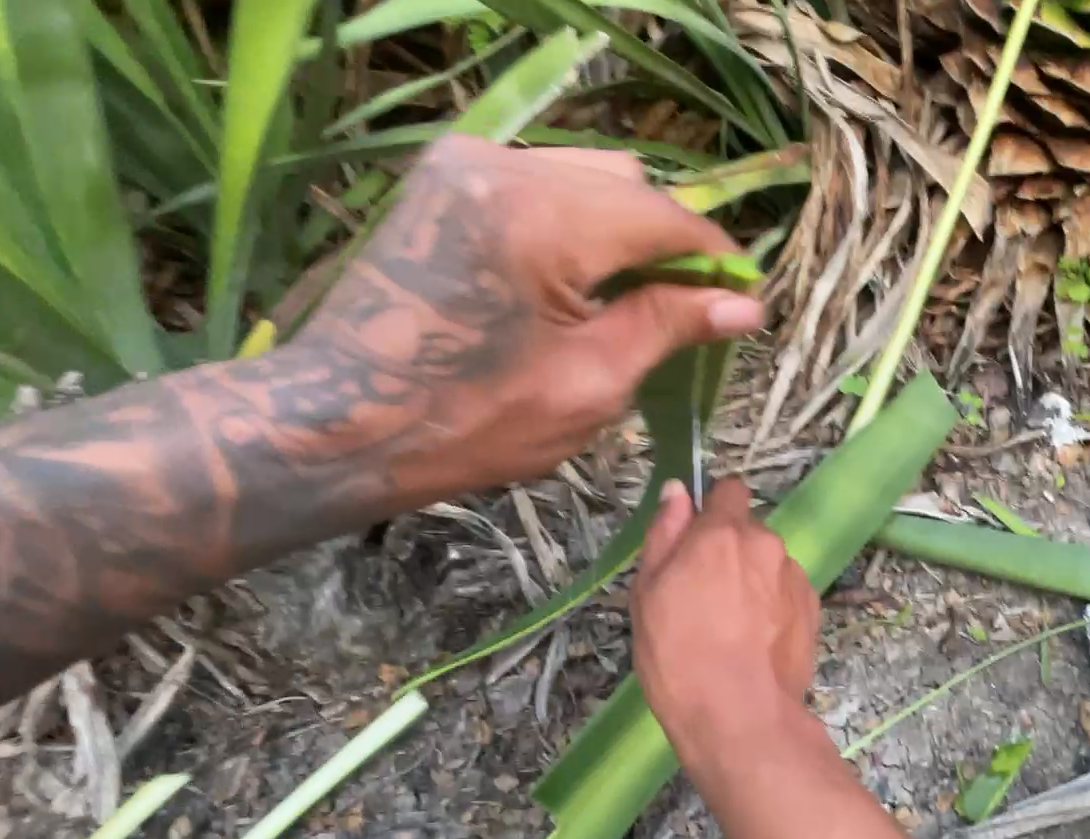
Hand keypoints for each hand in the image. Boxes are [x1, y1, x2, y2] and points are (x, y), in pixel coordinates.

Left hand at [292, 134, 763, 500]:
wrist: (343, 422)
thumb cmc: (477, 420)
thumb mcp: (593, 382)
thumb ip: (670, 324)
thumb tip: (746, 306)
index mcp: (543, 219)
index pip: (665, 217)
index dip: (717, 258)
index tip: (746, 300)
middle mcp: (504, 166)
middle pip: (632, 186)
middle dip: (676, 244)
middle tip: (696, 308)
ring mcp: (468, 165)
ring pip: (592, 177)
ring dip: (632, 231)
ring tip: (645, 296)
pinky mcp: (449, 181)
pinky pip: (547, 184)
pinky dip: (586, 224)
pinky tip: (590, 276)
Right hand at [630, 479, 818, 759]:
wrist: (740, 714)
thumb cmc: (678, 655)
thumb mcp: (648, 593)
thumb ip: (665, 534)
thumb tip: (677, 491)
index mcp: (723, 533)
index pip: (729, 490)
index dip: (713, 509)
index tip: (697, 539)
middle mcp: (766, 544)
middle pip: (748, 531)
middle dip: (729, 551)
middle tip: (703, 595)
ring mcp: (794, 575)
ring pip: (768, 563)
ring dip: (753, 579)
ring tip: (731, 626)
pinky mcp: (813, 606)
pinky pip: (786, 590)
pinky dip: (773, 604)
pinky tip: (756, 640)